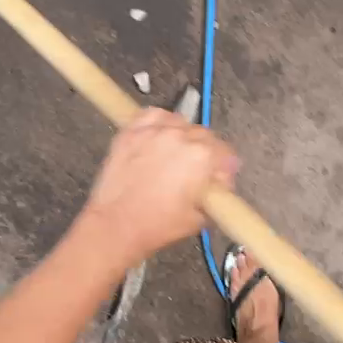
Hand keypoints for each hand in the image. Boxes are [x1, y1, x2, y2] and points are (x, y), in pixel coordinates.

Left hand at [78, 109, 238, 258]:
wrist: (116, 226)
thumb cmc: (153, 225)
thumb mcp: (199, 218)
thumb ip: (216, 197)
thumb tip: (220, 187)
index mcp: (202, 157)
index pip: (226, 153)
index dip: (224, 168)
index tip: (219, 177)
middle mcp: (180, 136)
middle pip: (204, 136)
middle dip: (204, 153)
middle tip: (196, 173)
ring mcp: (154, 130)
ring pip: (179, 123)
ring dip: (182, 137)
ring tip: (175, 158)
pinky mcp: (132, 132)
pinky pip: (152, 116)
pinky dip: (159, 125)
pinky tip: (158, 141)